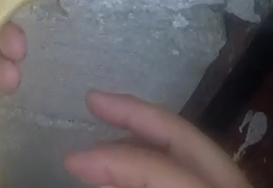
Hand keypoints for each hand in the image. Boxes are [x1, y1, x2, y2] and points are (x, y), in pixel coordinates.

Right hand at [64, 91, 251, 187]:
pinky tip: (137, 161)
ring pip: (197, 152)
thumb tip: (94, 173)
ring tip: (107, 128)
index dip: (112, 160)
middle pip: (187, 137)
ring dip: (148, 136)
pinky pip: (202, 171)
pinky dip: (166, 158)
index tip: (70, 161)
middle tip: (91, 99)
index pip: (161, 167)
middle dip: (136, 114)